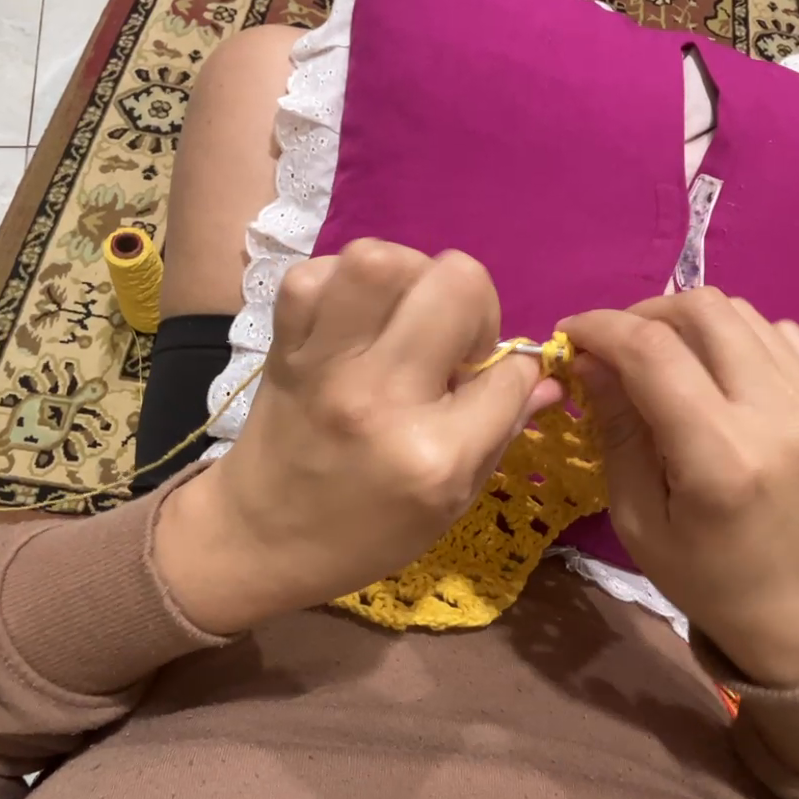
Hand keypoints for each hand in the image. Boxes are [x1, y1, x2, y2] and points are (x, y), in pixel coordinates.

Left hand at [157, 240, 556, 633]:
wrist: (257, 538)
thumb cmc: (365, 534)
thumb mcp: (449, 504)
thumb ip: (502, 430)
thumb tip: (541, 373)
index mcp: (433, 454)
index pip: (507, 371)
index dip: (512, 369)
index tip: (491, 378)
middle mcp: (379, 397)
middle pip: (456, 284)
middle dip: (473, 305)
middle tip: (451, 342)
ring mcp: (323, 365)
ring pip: (380, 261)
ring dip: (409, 277)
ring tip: (403, 316)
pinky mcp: (282, 346)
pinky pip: (315, 274)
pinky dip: (343, 283)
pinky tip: (353, 318)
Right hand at [560, 290, 798, 686]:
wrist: (798, 612)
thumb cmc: (702, 575)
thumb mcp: (636, 514)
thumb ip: (616, 428)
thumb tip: (589, 357)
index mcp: (721, 458)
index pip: (653, 353)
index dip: (602, 328)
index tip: (571, 333)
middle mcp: (780, 417)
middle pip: (704, 310)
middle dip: (644, 314)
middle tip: (617, 346)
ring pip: (743, 313)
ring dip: (689, 324)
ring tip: (663, 358)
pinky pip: (782, 334)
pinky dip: (737, 339)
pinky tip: (718, 373)